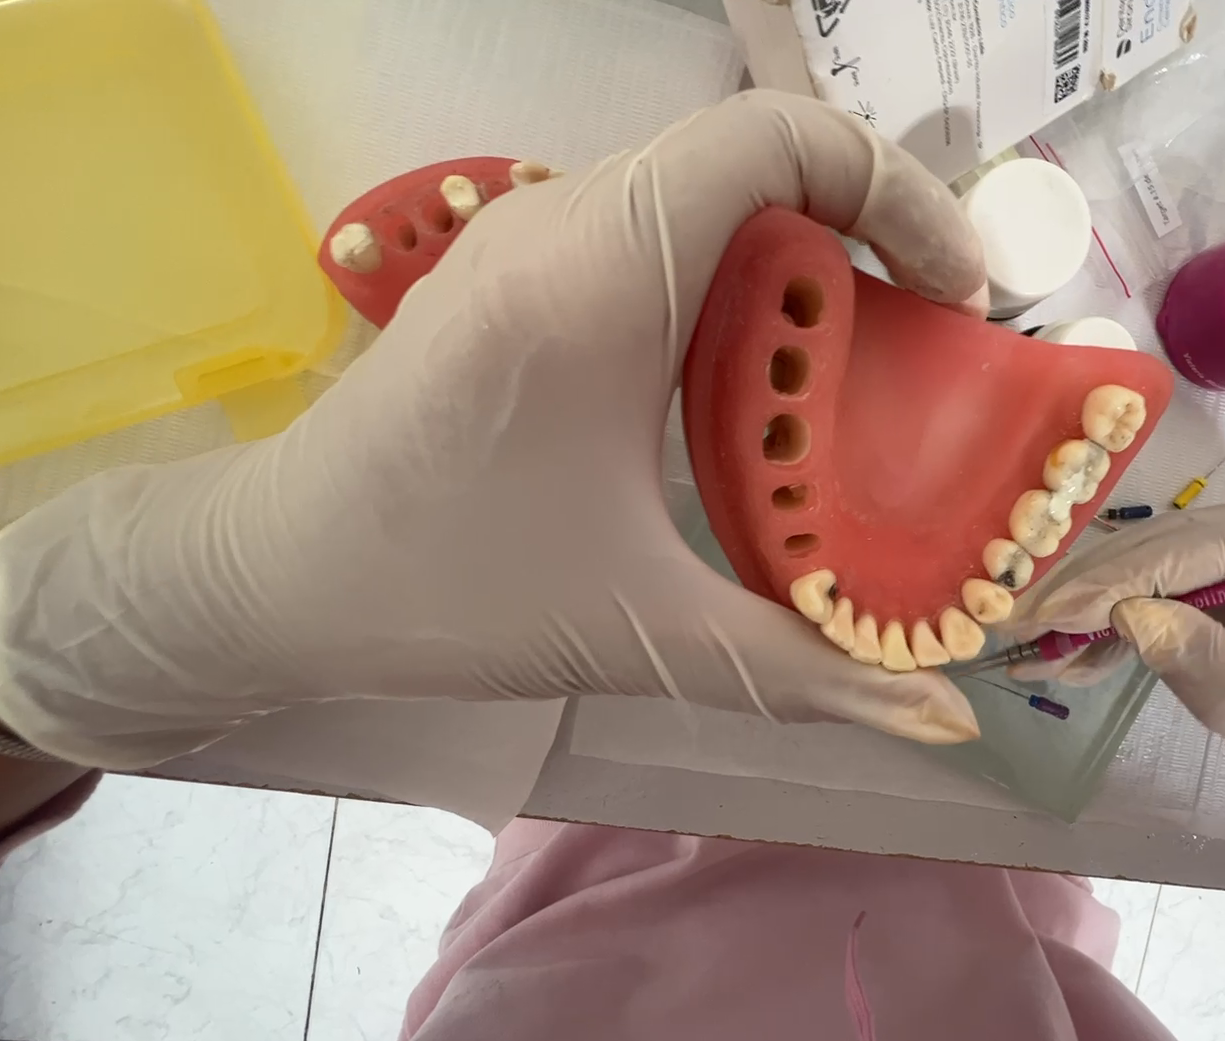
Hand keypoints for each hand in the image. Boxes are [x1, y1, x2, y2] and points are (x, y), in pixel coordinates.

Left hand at [0, 91, 986, 768]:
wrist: (268, 573)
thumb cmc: (442, 592)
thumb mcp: (642, 636)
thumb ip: (804, 675)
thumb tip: (939, 716)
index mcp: (599, 282)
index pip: (776, 140)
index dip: (897, 193)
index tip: (956, 294)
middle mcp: (570, 224)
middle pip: (763, 161)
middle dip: (875, 234)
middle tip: (933, 341)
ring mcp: (541, 238)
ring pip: (719, 196)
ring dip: (813, 261)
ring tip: (868, 361)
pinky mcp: (530, 272)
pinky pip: (674, 235)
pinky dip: (752, 285)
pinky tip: (767, 380)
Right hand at [1018, 505, 1224, 934]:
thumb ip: (1215, 670)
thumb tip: (1126, 616)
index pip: (1220, 544)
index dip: (1132, 573)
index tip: (1059, 607)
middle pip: (1183, 550)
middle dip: (1103, 587)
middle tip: (1029, 618)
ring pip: (1167, 577)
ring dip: (1100, 610)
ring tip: (1037, 642)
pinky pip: (1171, 612)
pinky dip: (1122, 637)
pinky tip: (1077, 661)